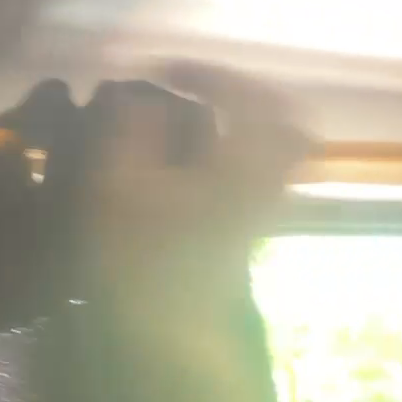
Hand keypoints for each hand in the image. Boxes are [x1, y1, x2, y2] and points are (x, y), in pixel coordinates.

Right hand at [88, 62, 311, 319]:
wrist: (166, 332)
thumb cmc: (140, 257)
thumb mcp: (119, 187)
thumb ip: (130, 133)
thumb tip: (137, 94)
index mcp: (244, 159)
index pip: (245, 94)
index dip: (206, 72)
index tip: (159, 69)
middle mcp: (265, 179)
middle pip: (281, 123)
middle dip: (242, 99)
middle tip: (198, 94)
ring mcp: (258, 211)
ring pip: (269, 155)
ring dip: (237, 132)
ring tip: (192, 129)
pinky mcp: (242, 236)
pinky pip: (250, 181)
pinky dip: (226, 163)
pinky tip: (184, 173)